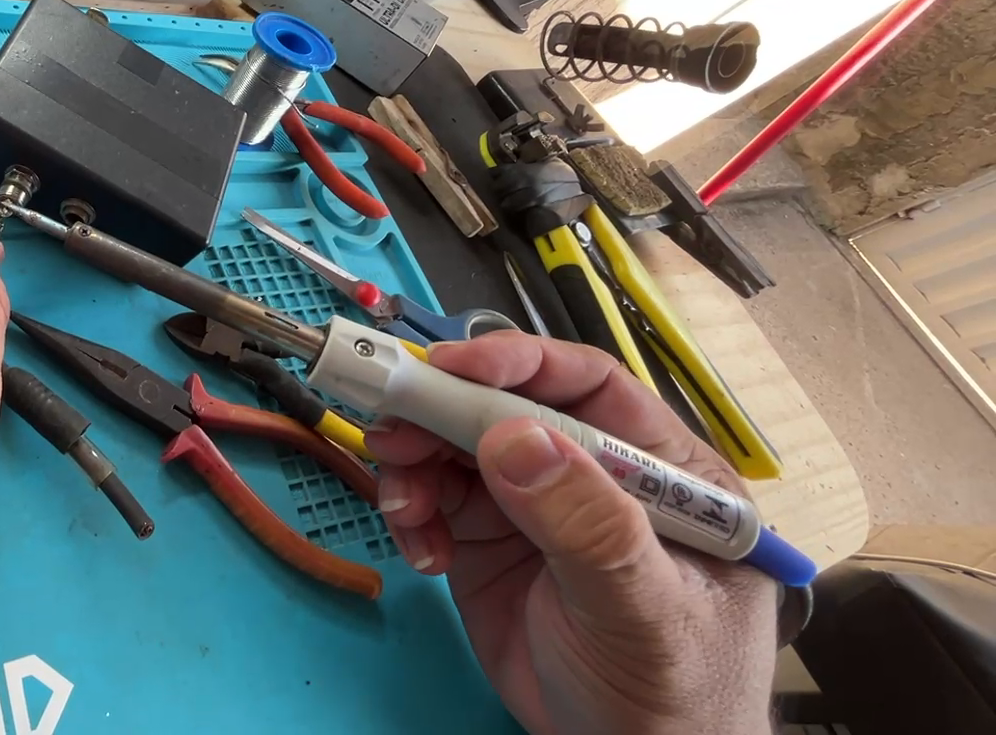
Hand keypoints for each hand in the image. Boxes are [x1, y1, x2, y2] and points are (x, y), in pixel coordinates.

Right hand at [366, 332, 776, 734]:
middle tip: (391, 435)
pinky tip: (423, 554)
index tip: (447, 367)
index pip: (583, 385)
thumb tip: (514, 437)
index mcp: (651, 468)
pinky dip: (410, 513)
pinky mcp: (477, 529)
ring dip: (413, 466)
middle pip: (494, 406)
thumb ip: (587, 526)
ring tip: (406, 509)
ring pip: (448, 443)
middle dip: (437, 415)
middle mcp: (581, 469)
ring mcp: (523, 499)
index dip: (514, 362)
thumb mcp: (639, 611)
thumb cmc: (666, 694)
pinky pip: (426, 493)